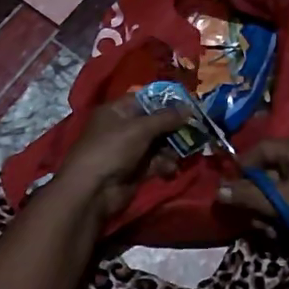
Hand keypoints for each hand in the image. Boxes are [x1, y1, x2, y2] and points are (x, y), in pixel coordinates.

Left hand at [56, 97, 186, 216]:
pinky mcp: (135, 170)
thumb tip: (189, 107)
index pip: (145, 99)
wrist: (93, 189)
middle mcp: (123, 127)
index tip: (190, 104)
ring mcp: (129, 149)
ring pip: (158, 143)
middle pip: (155, 122)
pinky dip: (165, 164)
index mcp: (117, 110)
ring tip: (184, 153)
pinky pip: (156, 162)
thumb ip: (166, 118)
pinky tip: (171, 169)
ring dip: (172, 148)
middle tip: (195, 130)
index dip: (167, 101)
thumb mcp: (140, 128)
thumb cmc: (113, 149)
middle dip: (174, 127)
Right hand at [215, 139, 288, 256]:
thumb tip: (218, 191)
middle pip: (265, 174)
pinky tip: (279, 236)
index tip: (229, 185)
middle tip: (249, 214)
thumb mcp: (282, 201)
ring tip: (269, 229)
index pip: (262, 148)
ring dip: (265, 214)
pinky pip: (284, 210)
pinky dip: (278, 223)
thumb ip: (248, 195)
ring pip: (272, 196)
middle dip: (255, 197)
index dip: (244, 165)